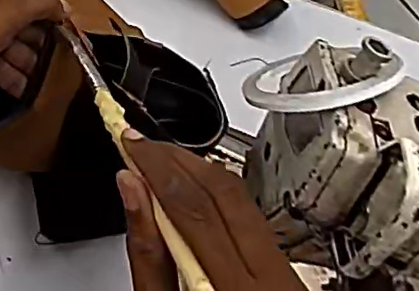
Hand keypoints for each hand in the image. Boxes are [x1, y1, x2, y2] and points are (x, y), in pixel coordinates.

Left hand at [0, 0, 61, 96]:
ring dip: (32, 61)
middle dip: (45, 38)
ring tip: (51, 81)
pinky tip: (29, 92)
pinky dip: (15, 77)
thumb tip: (65, 5)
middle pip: (27, 17)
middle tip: (67, 60)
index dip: (54, 8)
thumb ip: (42, 3)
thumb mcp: (10, 7)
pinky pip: (0, 65)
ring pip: (15, 44)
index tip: (72, 31)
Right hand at [120, 137, 303, 290]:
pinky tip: (189, 185)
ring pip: (238, 193)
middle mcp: (271, 280)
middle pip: (220, 190)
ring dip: (192, 166)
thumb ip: (147, 254)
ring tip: (157, 157)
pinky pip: (249, 211)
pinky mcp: (289, 269)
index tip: (128, 141)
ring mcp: (286, 274)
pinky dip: (214, 188)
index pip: (193, 207)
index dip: (156, 164)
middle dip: (171, 157)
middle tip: (136, 142)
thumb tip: (130, 187)